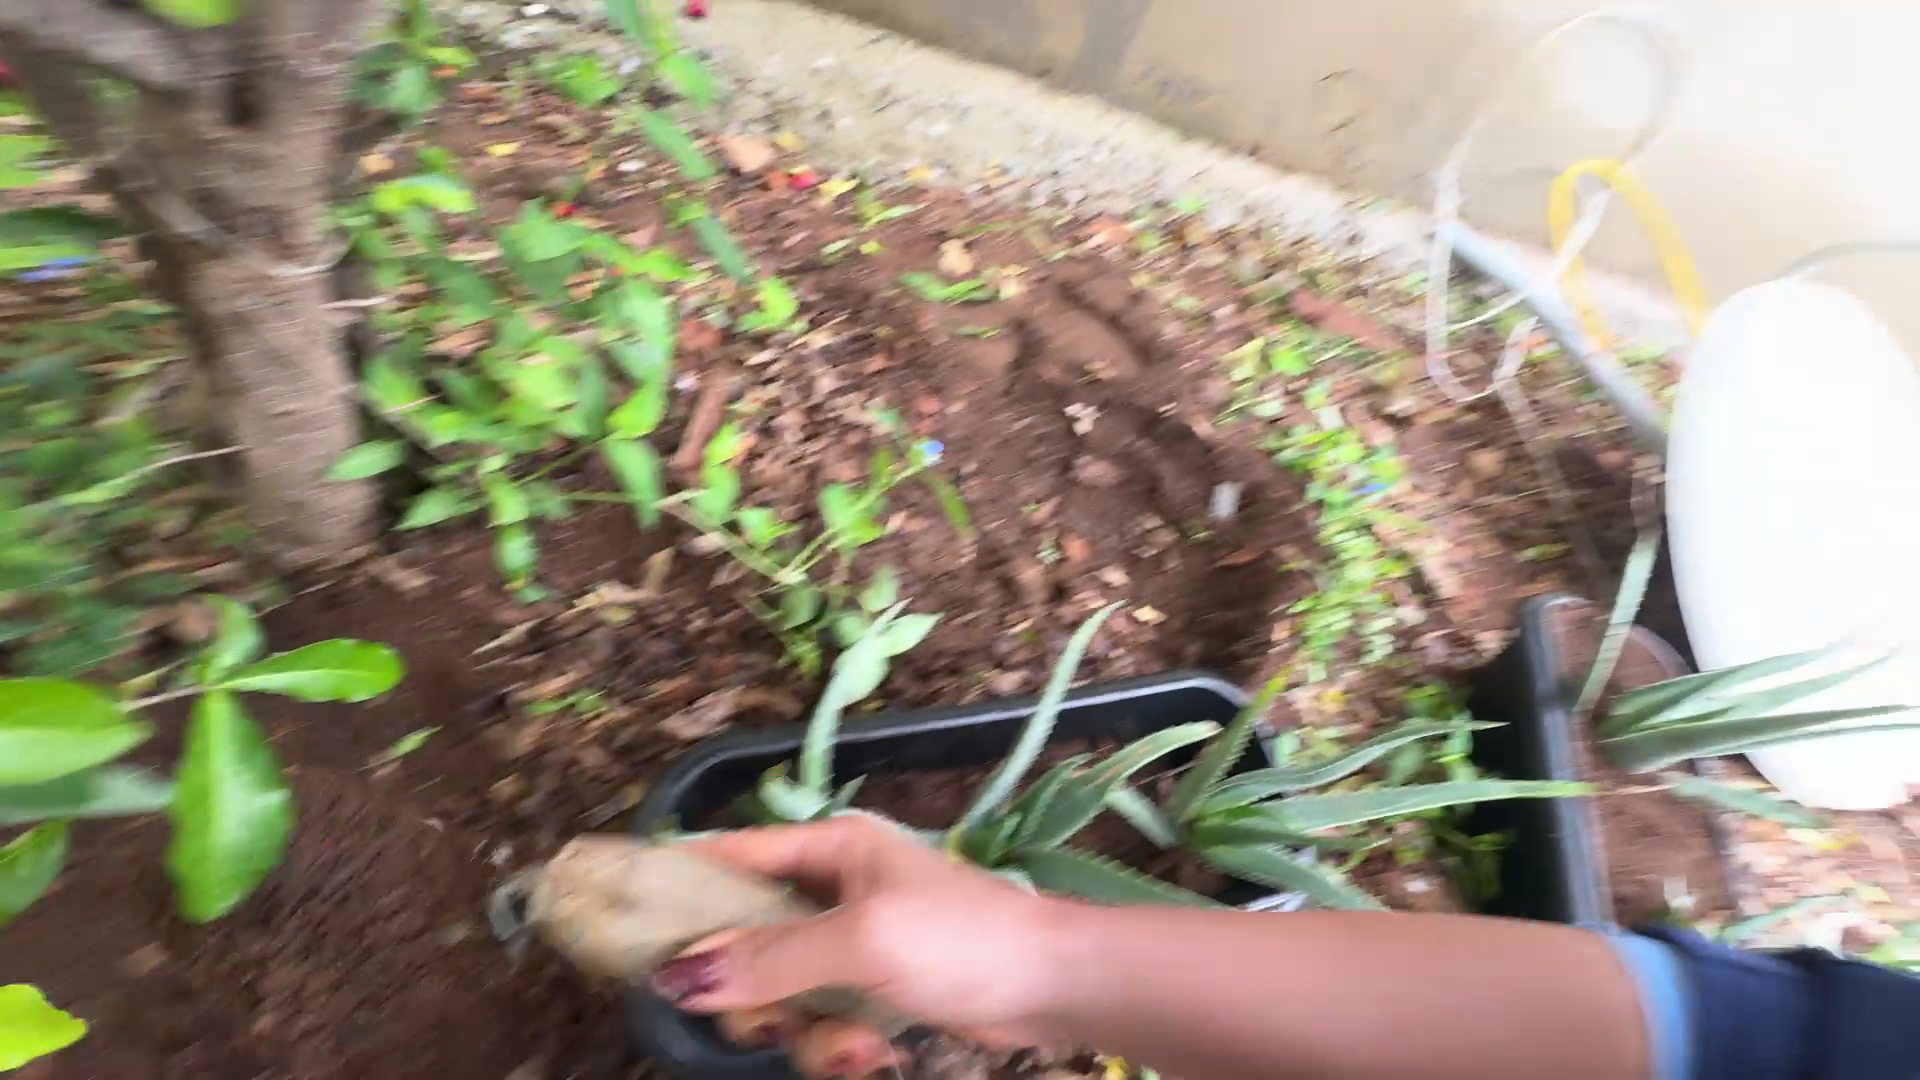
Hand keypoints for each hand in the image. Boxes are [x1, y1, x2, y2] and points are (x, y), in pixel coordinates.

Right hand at [657, 816, 1061, 1077]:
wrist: (1043, 982)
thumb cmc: (955, 937)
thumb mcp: (861, 941)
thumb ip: (771, 957)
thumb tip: (679, 971)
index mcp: (831, 848)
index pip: (735, 853)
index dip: (681, 880)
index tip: (624, 919)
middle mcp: (832, 887)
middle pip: (747, 937)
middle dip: (758, 990)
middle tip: (772, 1018)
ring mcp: (849, 940)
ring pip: (779, 990)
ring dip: (809, 1031)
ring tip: (858, 1046)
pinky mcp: (868, 985)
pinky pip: (819, 1017)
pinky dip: (839, 1044)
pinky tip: (878, 1052)